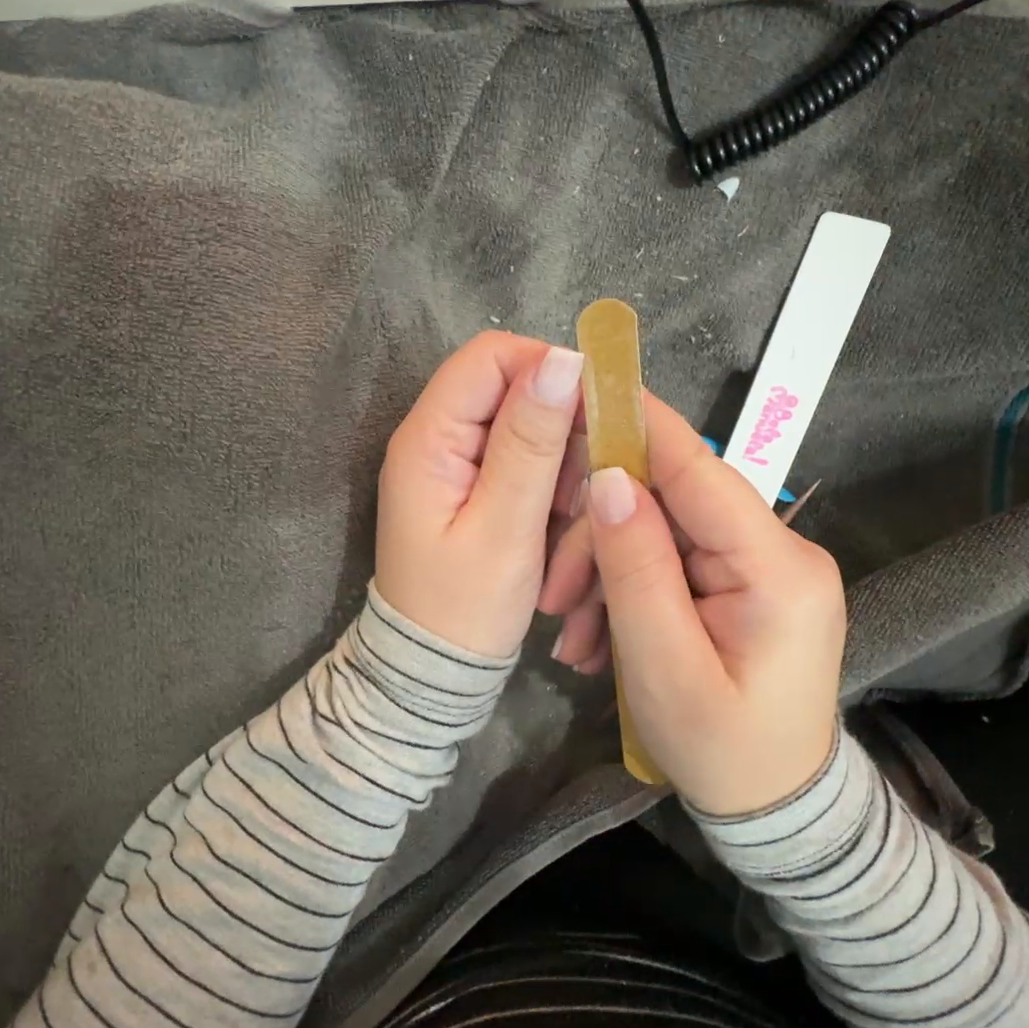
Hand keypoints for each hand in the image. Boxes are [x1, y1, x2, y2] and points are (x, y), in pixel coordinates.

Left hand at [375, 332, 583, 657]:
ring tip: (568, 519)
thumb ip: (530, 444)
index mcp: (429, 438)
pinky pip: (524, 462)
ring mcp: (454, 463)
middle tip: (587, 485)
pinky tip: (559, 527)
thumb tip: (562, 360)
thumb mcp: (504, 528)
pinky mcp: (474, 488)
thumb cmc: (464, 609)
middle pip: (513, 388)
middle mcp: (436, 438)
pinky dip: (551, 486)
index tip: (599, 412)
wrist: (432, 670)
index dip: (549, 368)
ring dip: (561, 464)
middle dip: (562, 428)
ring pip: (528, 427)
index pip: (490, 357)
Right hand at [538, 396, 844, 815]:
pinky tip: (591, 638)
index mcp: (776, 568)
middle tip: (551, 594)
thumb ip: (636, 568)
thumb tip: (609, 479)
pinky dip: (625, 592)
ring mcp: (760, 569)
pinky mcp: (740, 586)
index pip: (699, 468)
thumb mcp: (663, 666)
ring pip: (661, 534)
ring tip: (566, 634)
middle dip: (600, 537)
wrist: (774, 811)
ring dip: (604, 573)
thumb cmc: (722, 750)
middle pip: (670, 503)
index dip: (639, 424)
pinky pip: (671, 564)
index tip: (583, 385)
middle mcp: (778, 552)